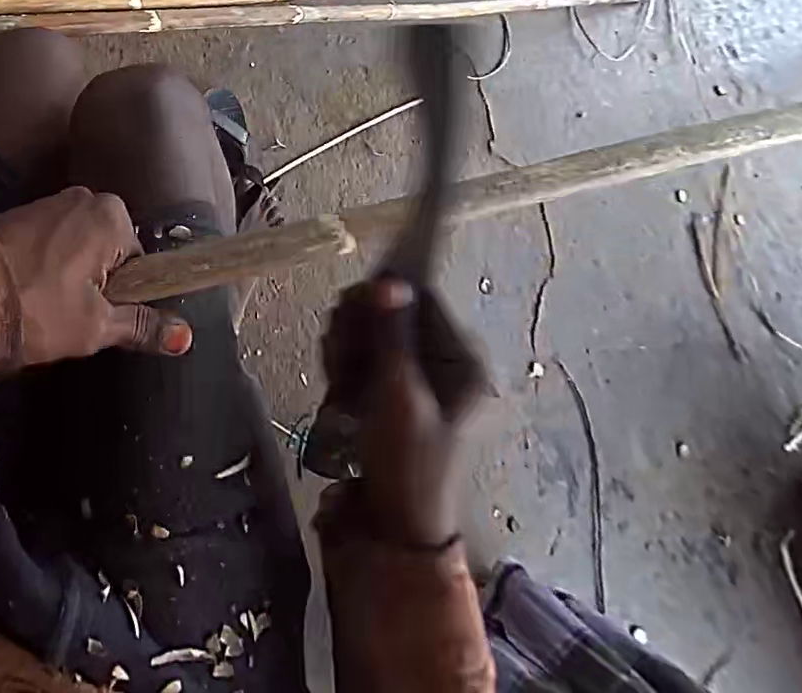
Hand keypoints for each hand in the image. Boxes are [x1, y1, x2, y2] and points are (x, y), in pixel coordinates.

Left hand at [0, 187, 193, 367]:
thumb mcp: (95, 325)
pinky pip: (48, 243)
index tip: (98, 317)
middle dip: (94, 285)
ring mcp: (47, 202)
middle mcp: (84, 197)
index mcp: (112, 215)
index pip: (139, 262)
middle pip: (107, 253)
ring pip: (76, 249)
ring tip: (42, 306)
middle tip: (69, 316)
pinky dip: (44, 267)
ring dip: (68, 277)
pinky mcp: (17, 213)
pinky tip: (24, 290)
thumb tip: (187, 337)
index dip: (123, 296)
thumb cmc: (36, 305)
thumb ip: (142, 325)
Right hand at [322, 276, 483, 547]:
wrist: (396, 520)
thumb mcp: (398, 394)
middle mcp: (445, 361)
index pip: (421, 300)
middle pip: (393, 315)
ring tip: (338, 377)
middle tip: (338, 354)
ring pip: (374, 335)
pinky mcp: (397, 389)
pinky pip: (367, 356)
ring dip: (347, 347)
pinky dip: (347, 364)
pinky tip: (339, 384)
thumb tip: (388, 281)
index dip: (380, 299)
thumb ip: (391, 336)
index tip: (344, 312)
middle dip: (358, 329)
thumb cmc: (407, 458)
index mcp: (463, 360)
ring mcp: (420, 376)